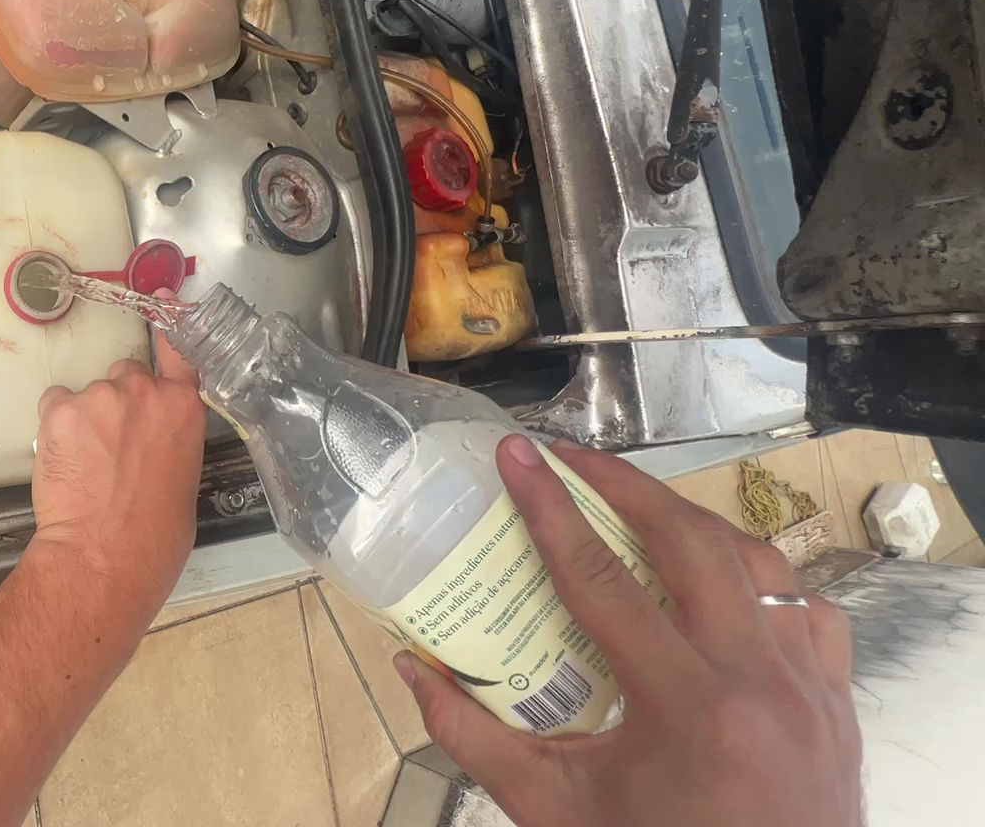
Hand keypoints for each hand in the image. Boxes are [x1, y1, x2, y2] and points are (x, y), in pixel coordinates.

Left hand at [29, 329, 206, 614]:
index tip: (163, 299)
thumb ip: (168, 440)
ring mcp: (99, 396)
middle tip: (110, 443)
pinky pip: (56, 404)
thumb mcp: (182, 480)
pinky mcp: (60, 408)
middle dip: (118, 401)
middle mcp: (143, 390)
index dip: (169, 324)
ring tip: (84, 463)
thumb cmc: (153, 536)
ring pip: (87, 393)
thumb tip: (149, 440)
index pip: (178, 352)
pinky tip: (63, 459)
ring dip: (85, 418)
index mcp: (182, 409)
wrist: (104, 556)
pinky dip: (57, 426)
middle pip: (125, 373)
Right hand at [396, 437, 860, 826]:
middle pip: (692, 544)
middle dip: (623, 484)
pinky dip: (753, 570)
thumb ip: (467, 734)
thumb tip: (410, 664)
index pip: (599, 576)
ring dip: (685, 516)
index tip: (516, 454)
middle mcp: (760, 683)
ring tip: (628, 496)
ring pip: (758, 561)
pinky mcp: (836, 704)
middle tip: (565, 457)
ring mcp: (812, 690)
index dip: (548, 506)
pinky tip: (710, 571)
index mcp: (686, 706)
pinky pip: (805, 607)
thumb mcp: (546, 808)